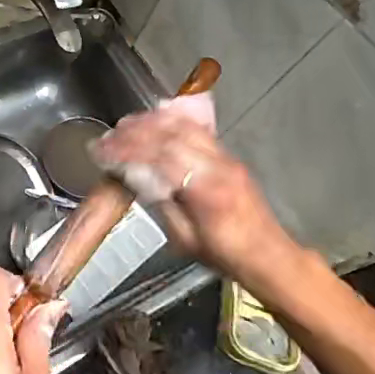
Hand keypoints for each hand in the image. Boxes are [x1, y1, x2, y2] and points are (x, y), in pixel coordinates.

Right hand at [91, 102, 304, 288]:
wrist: (270, 256)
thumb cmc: (226, 257)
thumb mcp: (185, 241)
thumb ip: (161, 204)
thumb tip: (135, 177)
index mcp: (207, 191)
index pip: (161, 156)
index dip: (129, 149)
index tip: (104, 150)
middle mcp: (219, 166)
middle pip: (172, 134)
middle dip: (136, 131)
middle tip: (110, 135)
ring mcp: (226, 157)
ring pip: (186, 126)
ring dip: (152, 122)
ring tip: (127, 125)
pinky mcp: (229, 155)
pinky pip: (198, 128)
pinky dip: (173, 119)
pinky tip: (157, 117)